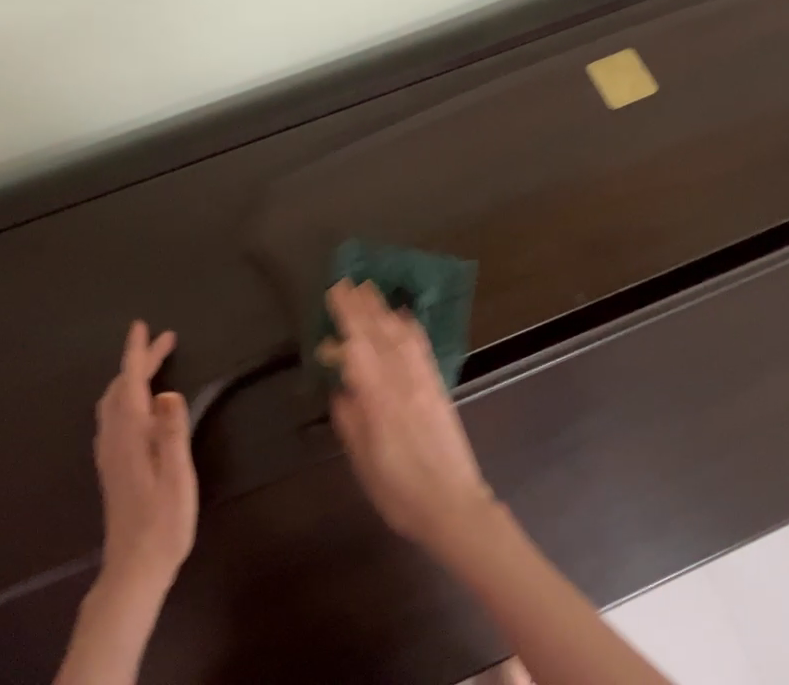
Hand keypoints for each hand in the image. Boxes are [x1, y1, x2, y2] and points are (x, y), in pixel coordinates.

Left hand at [93, 321, 196, 593]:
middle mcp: (114, 439)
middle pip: (121, 389)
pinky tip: (138, 407)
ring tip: (152, 366)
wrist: (135, 566)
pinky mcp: (112, 467)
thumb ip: (172, 433)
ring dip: (130, 378)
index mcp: (130, 436)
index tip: (143, 327)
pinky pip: (113, 418)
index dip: (137, 354)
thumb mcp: (178, 477)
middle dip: (138, 361)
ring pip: (113, 403)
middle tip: (164, 342)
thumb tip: (167, 392)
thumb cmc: (163, 522)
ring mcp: (110, 454)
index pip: (130, 383)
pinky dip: (125, 397)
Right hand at [325, 280, 496, 552]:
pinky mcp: (439, 392)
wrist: (454, 507)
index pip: (358, 349)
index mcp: (379, 401)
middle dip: (362, 307)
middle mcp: (402, 385)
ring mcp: (424, 386)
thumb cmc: (400, 492)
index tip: (334, 295)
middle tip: (347, 282)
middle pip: (380, 336)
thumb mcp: (364, 462)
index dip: (346, 320)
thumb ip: (351, 422)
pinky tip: (404, 318)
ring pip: (401, 338)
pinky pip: (423, 352)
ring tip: (370, 290)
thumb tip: (341, 390)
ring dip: (384, 311)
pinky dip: (411, 330)